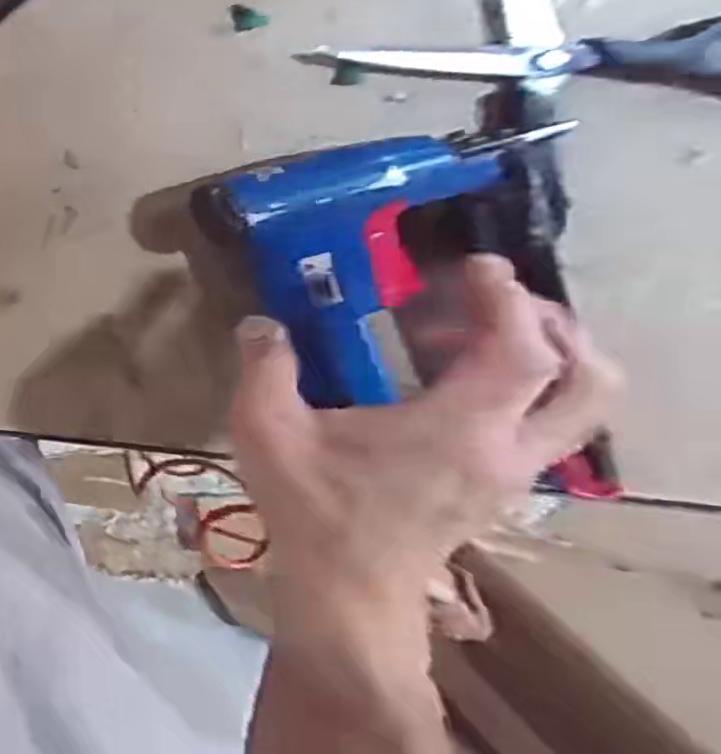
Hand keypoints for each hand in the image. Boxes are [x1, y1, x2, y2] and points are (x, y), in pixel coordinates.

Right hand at [230, 256, 622, 602]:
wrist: (347, 584)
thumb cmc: (311, 502)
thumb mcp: (265, 425)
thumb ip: (266, 366)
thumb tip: (261, 322)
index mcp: (458, 428)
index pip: (520, 353)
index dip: (508, 300)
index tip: (478, 265)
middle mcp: (506, 449)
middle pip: (586, 381)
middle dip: (553, 326)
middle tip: (491, 298)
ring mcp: (510, 472)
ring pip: (578, 409)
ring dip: (546, 358)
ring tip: (469, 335)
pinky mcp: (497, 487)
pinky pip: (541, 425)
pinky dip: (517, 388)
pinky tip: (444, 383)